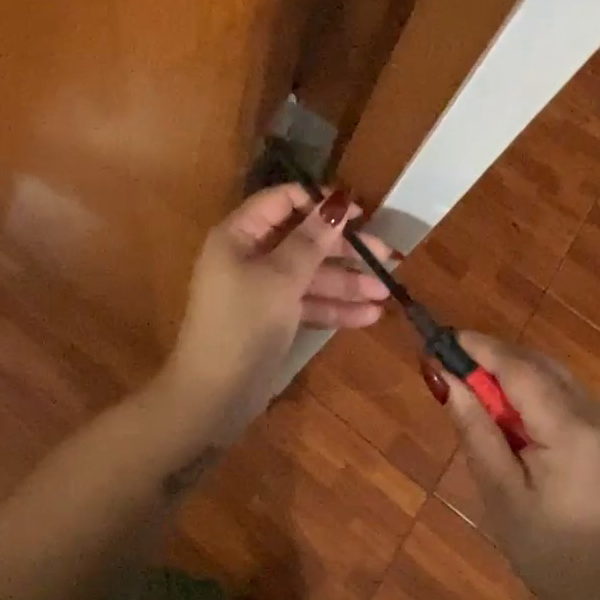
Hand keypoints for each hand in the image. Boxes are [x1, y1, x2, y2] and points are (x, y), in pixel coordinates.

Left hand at [161, 184, 391, 437]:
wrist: (212, 397)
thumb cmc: (243, 325)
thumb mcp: (280, 278)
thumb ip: (311, 240)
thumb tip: (336, 202)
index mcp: (239, 235)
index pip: (282, 201)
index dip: (320, 203)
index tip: (358, 212)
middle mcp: (248, 256)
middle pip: (301, 240)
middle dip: (343, 249)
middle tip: (386, 255)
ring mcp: (261, 290)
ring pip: (309, 274)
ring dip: (346, 282)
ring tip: (386, 291)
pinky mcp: (272, 320)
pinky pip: (306, 303)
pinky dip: (334, 307)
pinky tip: (370, 315)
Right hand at [439, 332, 599, 599]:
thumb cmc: (549, 551)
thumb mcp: (501, 493)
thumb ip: (475, 429)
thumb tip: (444, 376)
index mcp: (569, 429)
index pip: (518, 368)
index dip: (478, 348)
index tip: (441, 338)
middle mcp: (594, 413)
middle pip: (537, 364)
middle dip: (493, 357)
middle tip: (450, 365)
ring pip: (552, 375)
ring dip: (512, 373)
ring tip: (474, 391)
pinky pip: (565, 394)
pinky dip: (533, 391)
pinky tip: (511, 416)